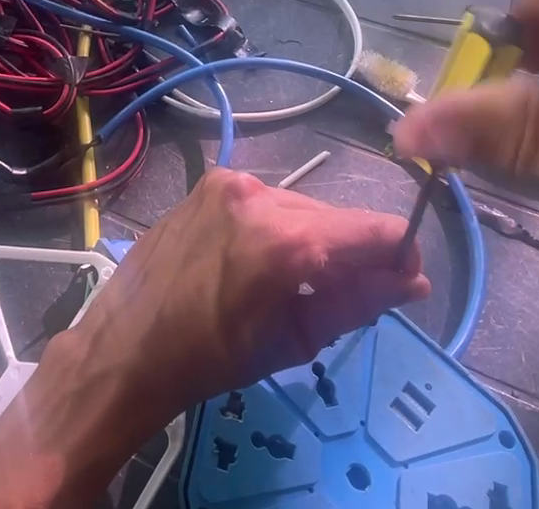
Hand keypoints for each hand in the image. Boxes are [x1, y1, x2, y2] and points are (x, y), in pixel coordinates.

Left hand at [0, 168, 429, 508]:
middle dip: (350, 253)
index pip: (370, 229)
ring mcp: (229, 182)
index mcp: (286, 239)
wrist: (128, 344)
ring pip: (299, 206)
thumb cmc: (211, 356)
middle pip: (334, 217)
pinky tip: (255, 261)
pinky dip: (275, 226)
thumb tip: (411, 280)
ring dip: (311, 239)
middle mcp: (260, 195)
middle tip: (336, 297)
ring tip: (287, 284)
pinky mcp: (208, 182)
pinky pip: (264, 200)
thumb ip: (358, 302)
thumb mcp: (294, 340)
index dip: (397, 253)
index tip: (405, 279)